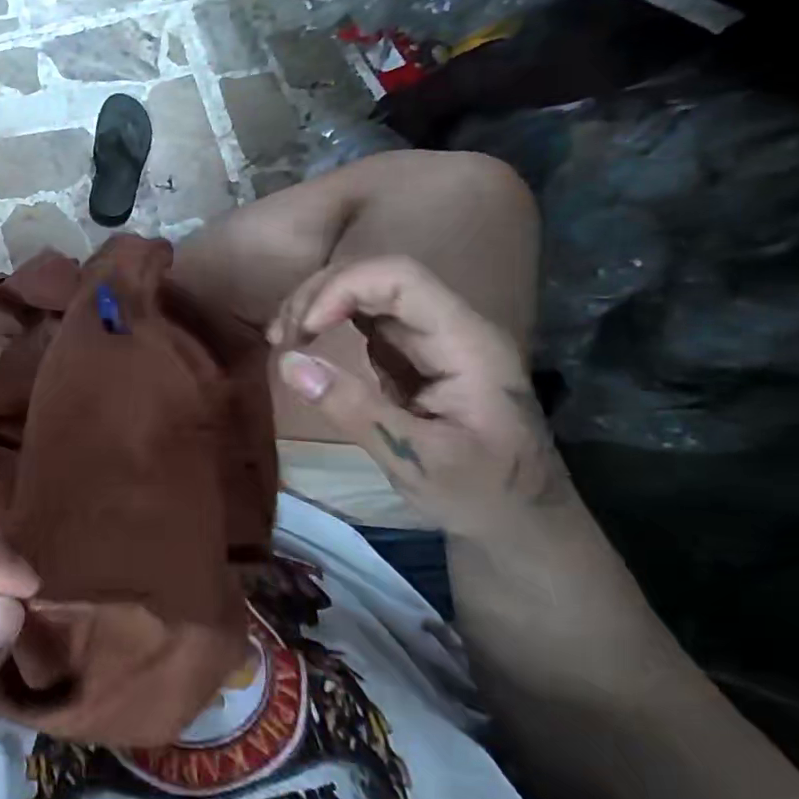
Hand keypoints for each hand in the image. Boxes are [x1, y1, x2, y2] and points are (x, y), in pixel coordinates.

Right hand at [267, 256, 570, 540]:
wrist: (520, 521)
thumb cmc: (481, 494)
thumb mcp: (417, 461)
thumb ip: (354, 410)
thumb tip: (288, 363)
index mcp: (466, 344)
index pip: (400, 279)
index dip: (342, 289)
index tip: (301, 334)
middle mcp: (450, 328)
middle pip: (377, 277)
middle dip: (319, 296)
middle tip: (279, 338)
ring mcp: (430, 340)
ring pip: (365, 293)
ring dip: (315, 306)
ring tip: (282, 340)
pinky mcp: (410, 355)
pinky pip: (362, 320)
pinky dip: (323, 324)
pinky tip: (301, 346)